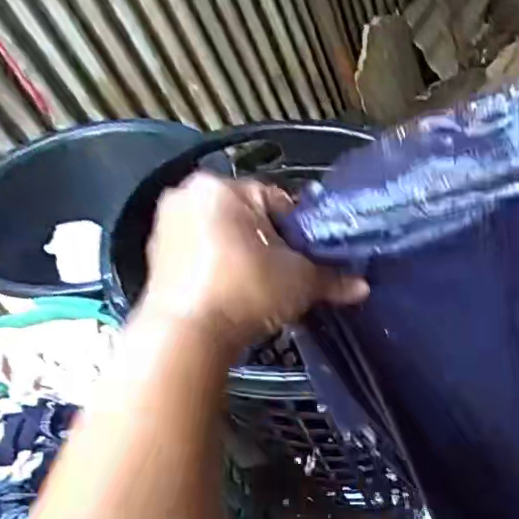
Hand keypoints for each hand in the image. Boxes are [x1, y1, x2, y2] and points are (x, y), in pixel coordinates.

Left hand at [136, 172, 367, 346]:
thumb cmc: (247, 291)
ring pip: (225, 237)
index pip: (279, 201)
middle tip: (292, 277)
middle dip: (272, 245)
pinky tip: (239, 297)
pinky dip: (223, 272)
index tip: (314, 260)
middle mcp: (188, 193)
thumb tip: (361, 286)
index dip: (302, 233)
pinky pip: (204, 257)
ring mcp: (168, 225)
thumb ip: (333, 279)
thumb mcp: (301, 282)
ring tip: (267, 291)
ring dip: (247, 258)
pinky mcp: (157, 256)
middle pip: (249, 218)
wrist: (190, 332)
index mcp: (222, 186)